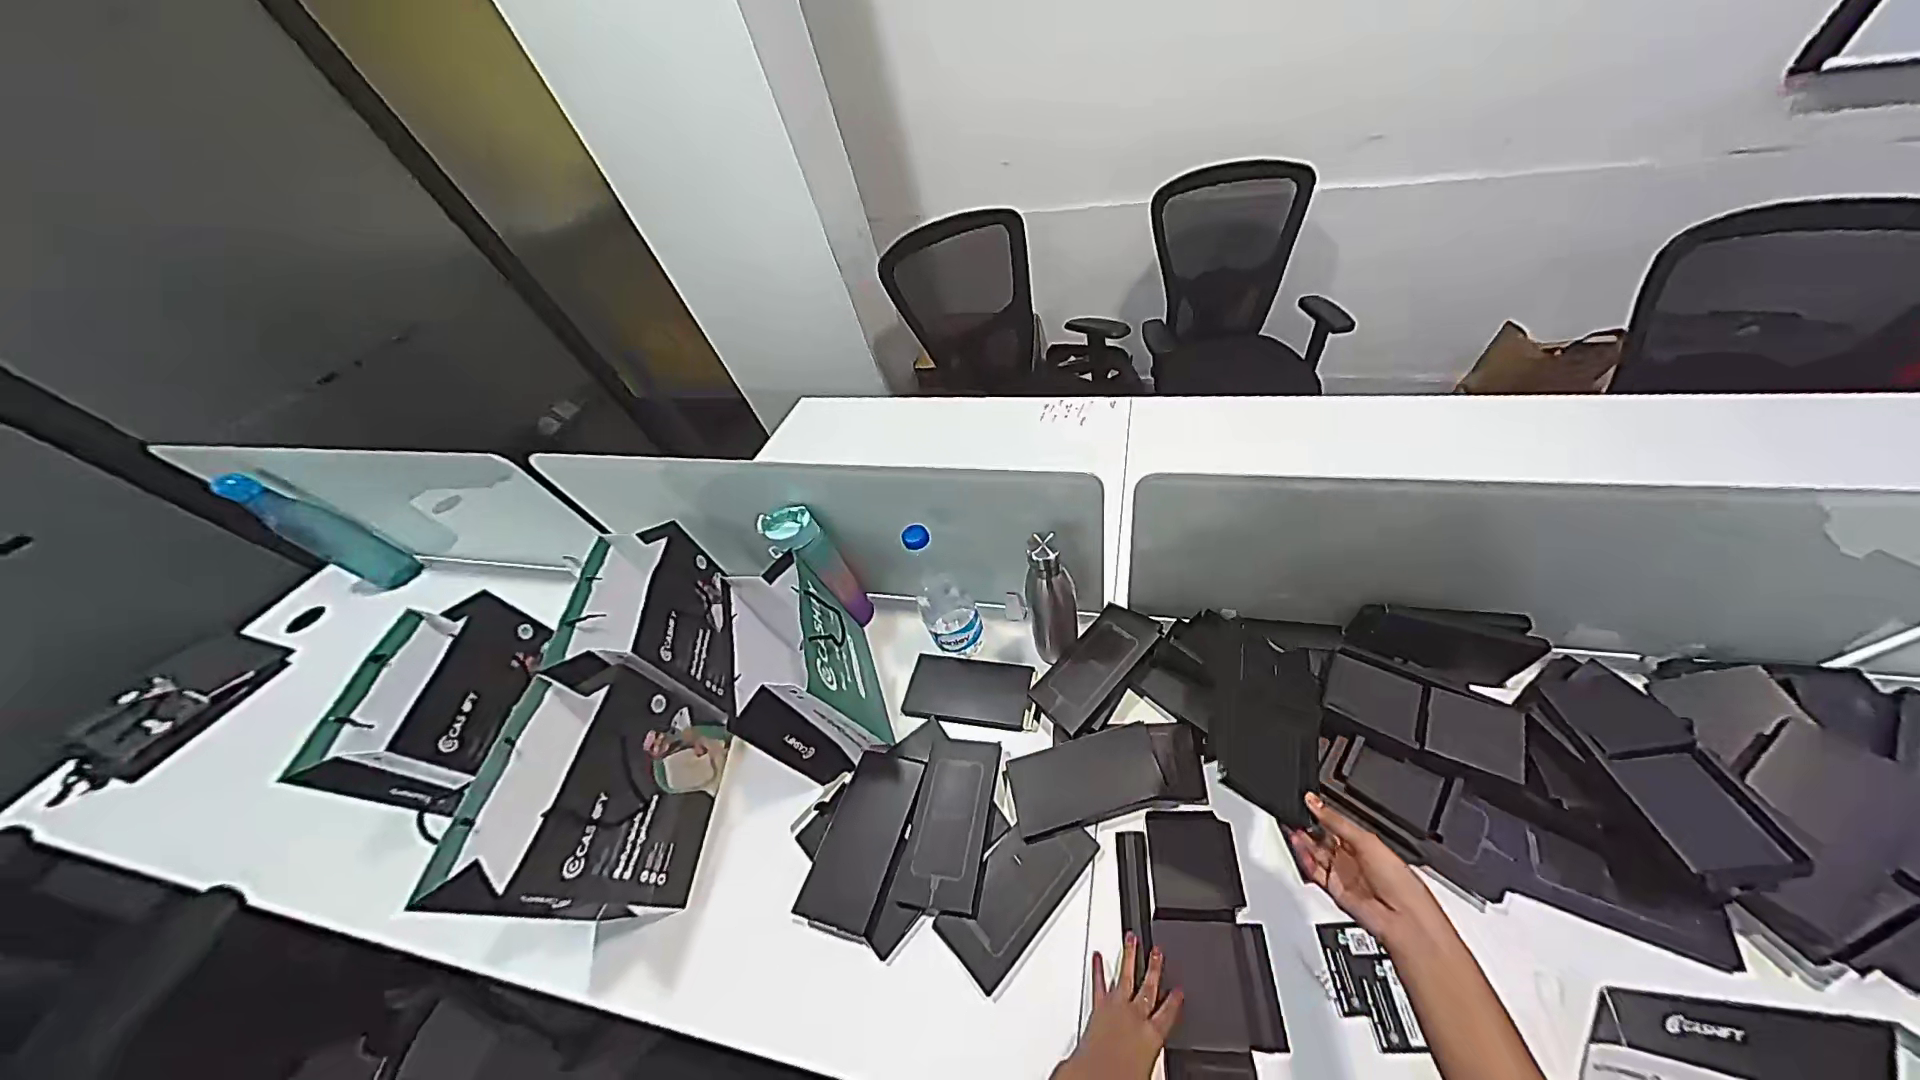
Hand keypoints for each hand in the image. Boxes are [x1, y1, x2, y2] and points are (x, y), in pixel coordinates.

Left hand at [1052, 934, 1183, 1079]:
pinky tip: (1096, 956)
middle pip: (1148, 987)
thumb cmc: (1121, 1078)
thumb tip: (1157, 1064)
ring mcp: (1116, 1008)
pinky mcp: (1098, 1007)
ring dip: (1129, 956)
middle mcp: (1135, 1017)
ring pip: (1125, 976)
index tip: (1179, 988)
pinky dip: (1097, 969)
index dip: (1175, 1001)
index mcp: (1152, 1035)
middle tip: (1158, 951)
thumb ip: (1153, 1058)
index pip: (1168, 1014)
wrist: (1095, 1076)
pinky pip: (1099, 984)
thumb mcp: (1148, 1072)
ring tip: (1131, 938)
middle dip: (1154, 968)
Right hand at [1287, 793, 1445, 950]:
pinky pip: (1313, 871)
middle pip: (1322, 838)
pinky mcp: (1334, 889)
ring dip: (1303, 841)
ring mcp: (1342, 874)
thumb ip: (1336, 821)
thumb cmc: (1400, 882)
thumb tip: (1314, 801)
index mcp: (1364, 844)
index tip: (1306, 802)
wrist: (1403, 920)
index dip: (1320, 814)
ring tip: (1292, 828)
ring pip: (1315, 854)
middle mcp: (1352, 858)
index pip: (1336, 824)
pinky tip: (1297, 846)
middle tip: (1295, 815)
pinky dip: (1303, 859)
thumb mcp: (1366, 841)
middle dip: (1308, 827)